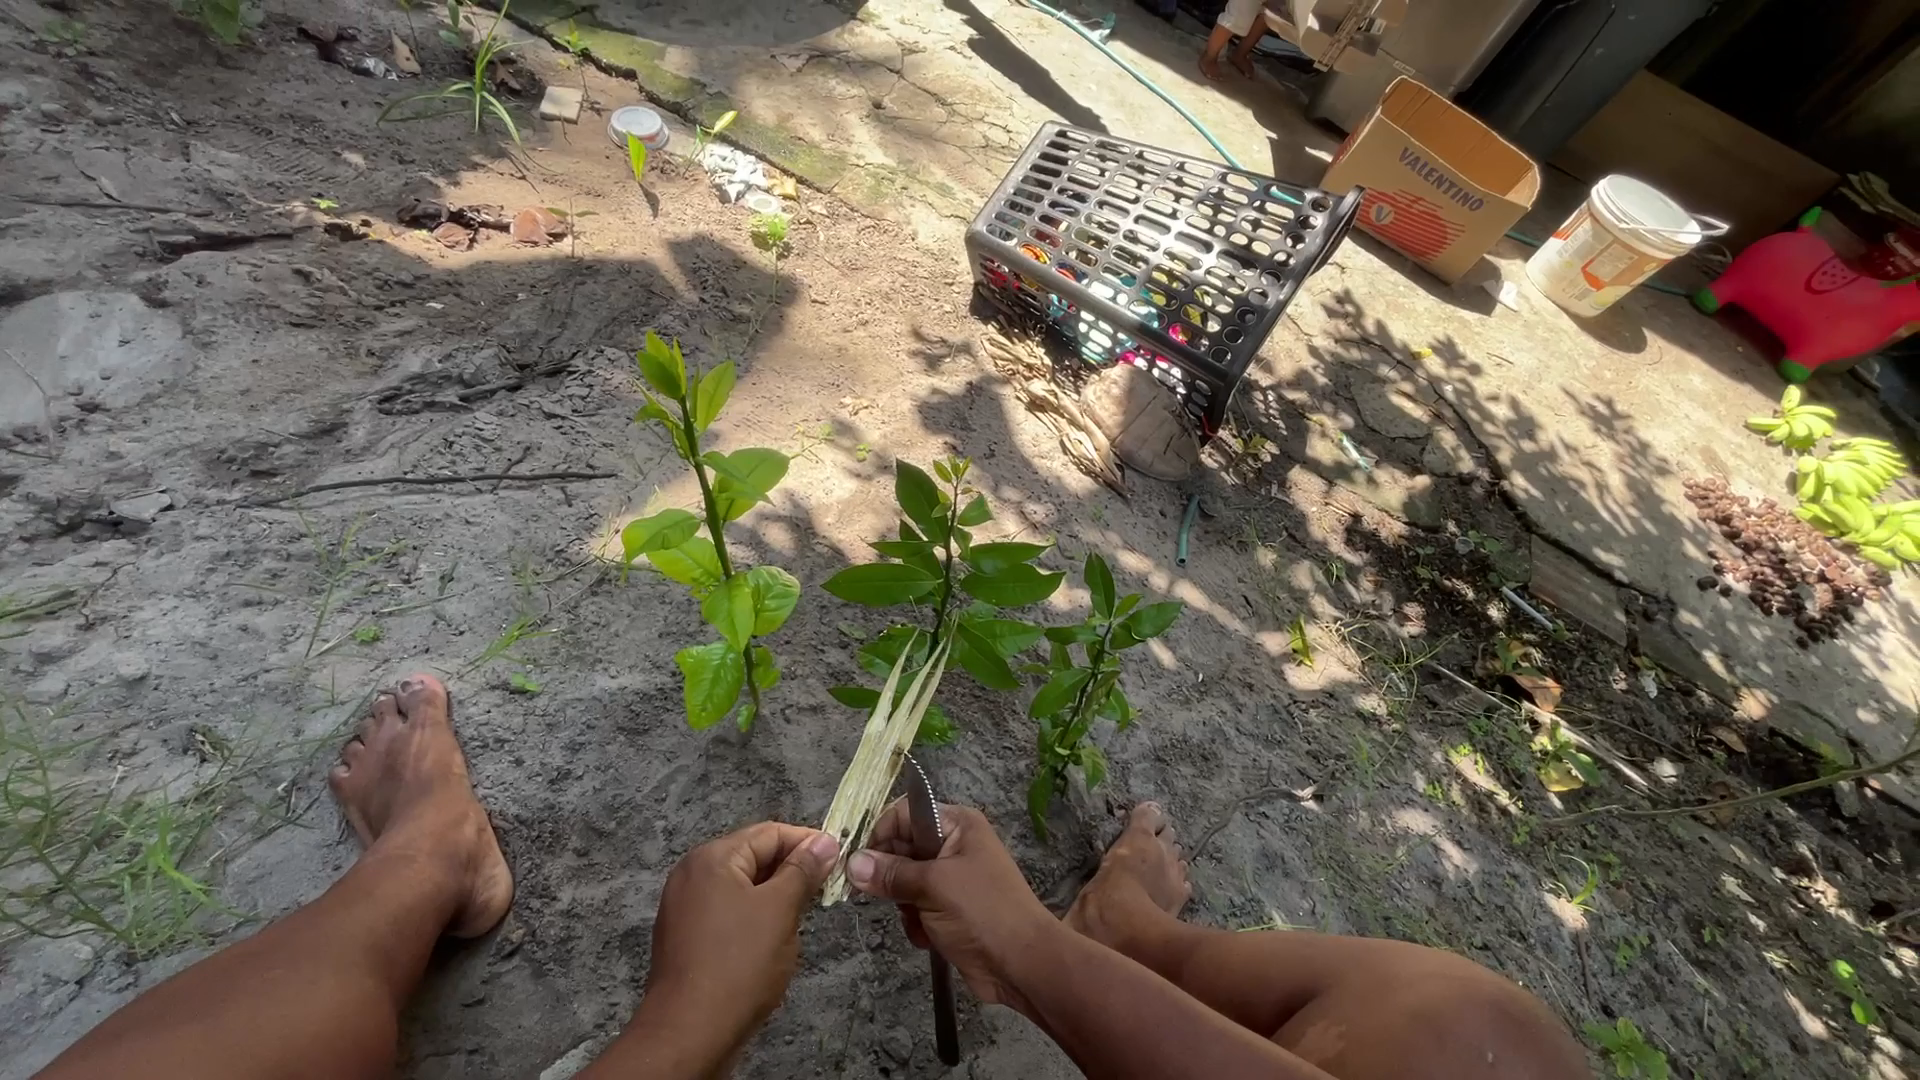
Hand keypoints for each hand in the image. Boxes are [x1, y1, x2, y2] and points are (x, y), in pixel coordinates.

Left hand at [641, 823, 838, 1051]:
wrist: (687, 1038)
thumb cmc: (738, 966)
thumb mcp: (780, 910)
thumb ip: (803, 870)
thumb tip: (824, 841)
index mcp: (712, 858)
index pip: (770, 833)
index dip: (807, 842)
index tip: (838, 858)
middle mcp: (692, 874)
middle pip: (753, 856)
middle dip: (791, 870)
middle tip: (824, 889)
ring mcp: (684, 907)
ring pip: (742, 886)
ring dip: (774, 896)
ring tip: (801, 917)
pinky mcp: (684, 937)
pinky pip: (727, 912)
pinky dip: (752, 917)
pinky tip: (771, 941)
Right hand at [848, 802, 1056, 1010]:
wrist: (1022, 965)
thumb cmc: (983, 912)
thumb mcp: (934, 886)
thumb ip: (892, 873)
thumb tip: (852, 863)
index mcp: (957, 824)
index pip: (905, 813)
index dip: (881, 833)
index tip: (861, 862)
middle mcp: (953, 844)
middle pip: (901, 848)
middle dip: (893, 876)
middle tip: (890, 897)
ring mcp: (951, 878)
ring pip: (904, 882)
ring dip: (905, 905)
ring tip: (920, 919)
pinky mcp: (949, 909)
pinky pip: (915, 907)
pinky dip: (917, 922)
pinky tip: (929, 937)